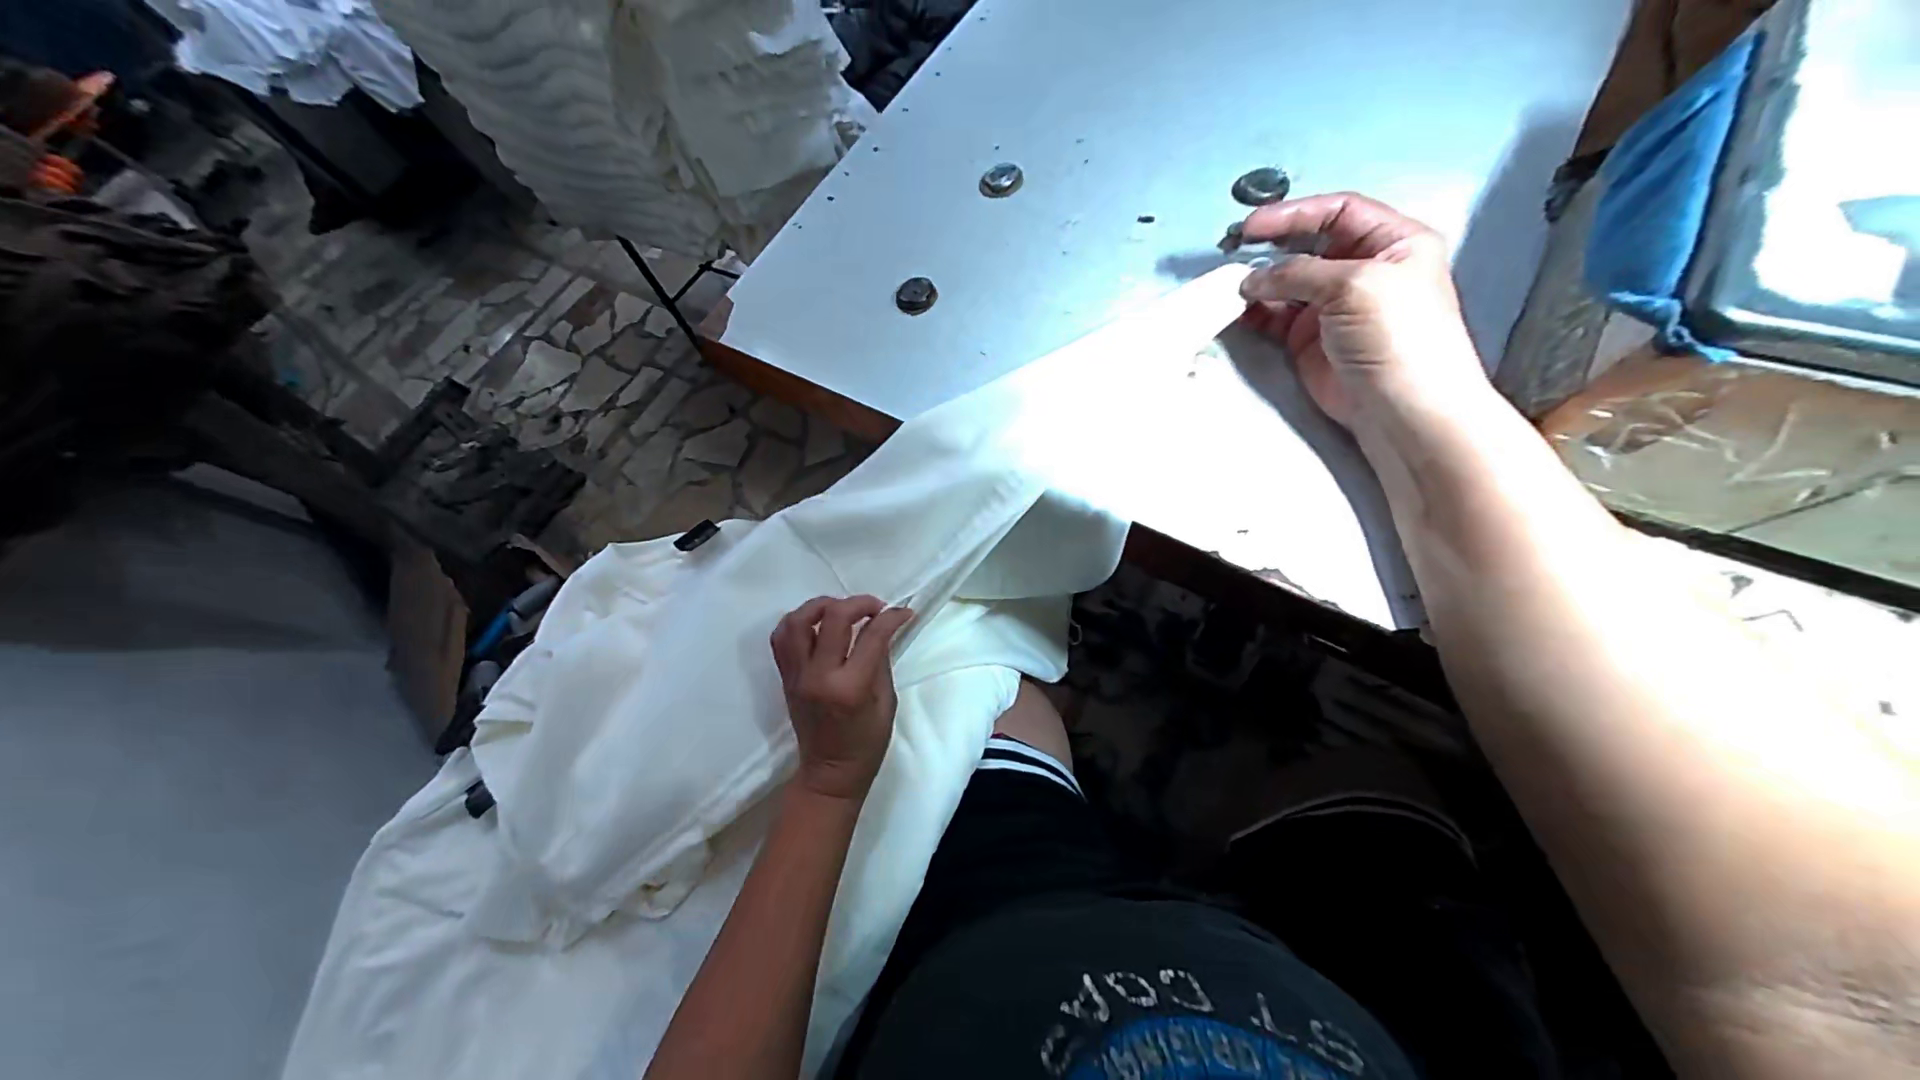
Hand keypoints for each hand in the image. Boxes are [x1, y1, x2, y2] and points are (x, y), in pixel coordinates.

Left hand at [770, 596, 913, 801]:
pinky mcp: (785, 677)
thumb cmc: (866, 743)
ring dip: (821, 606)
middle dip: (858, 603)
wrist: (829, 774)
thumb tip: (883, 627)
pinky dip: (798, 622)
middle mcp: (819, 676)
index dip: (892, 617)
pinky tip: (818, 624)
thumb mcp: (886, 702)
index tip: (904, 613)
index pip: (872, 635)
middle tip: (874, 608)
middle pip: (833, 618)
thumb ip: (881, 660)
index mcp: (850, 687)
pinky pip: (781, 638)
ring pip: (797, 621)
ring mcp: (796, 675)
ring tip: (841, 610)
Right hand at [1237, 192, 1489, 429]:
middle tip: (1230, 252)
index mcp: (1392, 242)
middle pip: (1306, 246)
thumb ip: (1300, 272)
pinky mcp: (1308, 340)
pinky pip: (1274, 317)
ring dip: (1257, 282)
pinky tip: (1235, 308)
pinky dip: (1253, 311)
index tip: (1251, 227)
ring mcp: (1332, 307)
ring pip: (1285, 283)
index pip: (1337, 211)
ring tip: (1228, 285)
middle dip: (1269, 247)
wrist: (1401, 409)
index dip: (1294, 214)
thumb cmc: (1396, 335)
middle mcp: (1361, 269)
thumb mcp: (1355, 285)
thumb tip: (1252, 278)